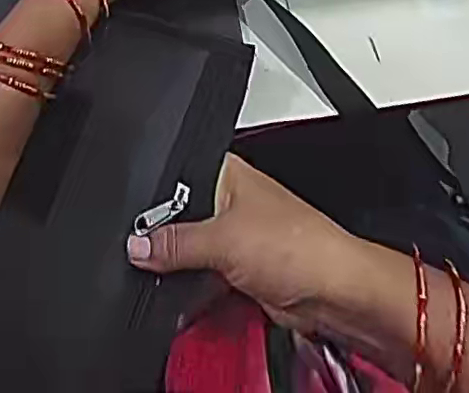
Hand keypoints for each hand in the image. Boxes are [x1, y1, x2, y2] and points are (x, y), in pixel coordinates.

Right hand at [125, 154, 370, 338]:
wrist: (336, 295)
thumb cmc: (299, 245)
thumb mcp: (222, 238)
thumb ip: (176, 242)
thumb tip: (138, 245)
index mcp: (223, 173)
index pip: (173, 178)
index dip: (151, 202)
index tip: (132, 227)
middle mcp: (228, 200)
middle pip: (178, 219)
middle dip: (165, 240)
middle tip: (149, 256)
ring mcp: (234, 237)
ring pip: (190, 252)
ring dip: (181, 269)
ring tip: (170, 275)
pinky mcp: (239, 270)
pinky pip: (204, 278)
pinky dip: (195, 289)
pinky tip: (186, 296)